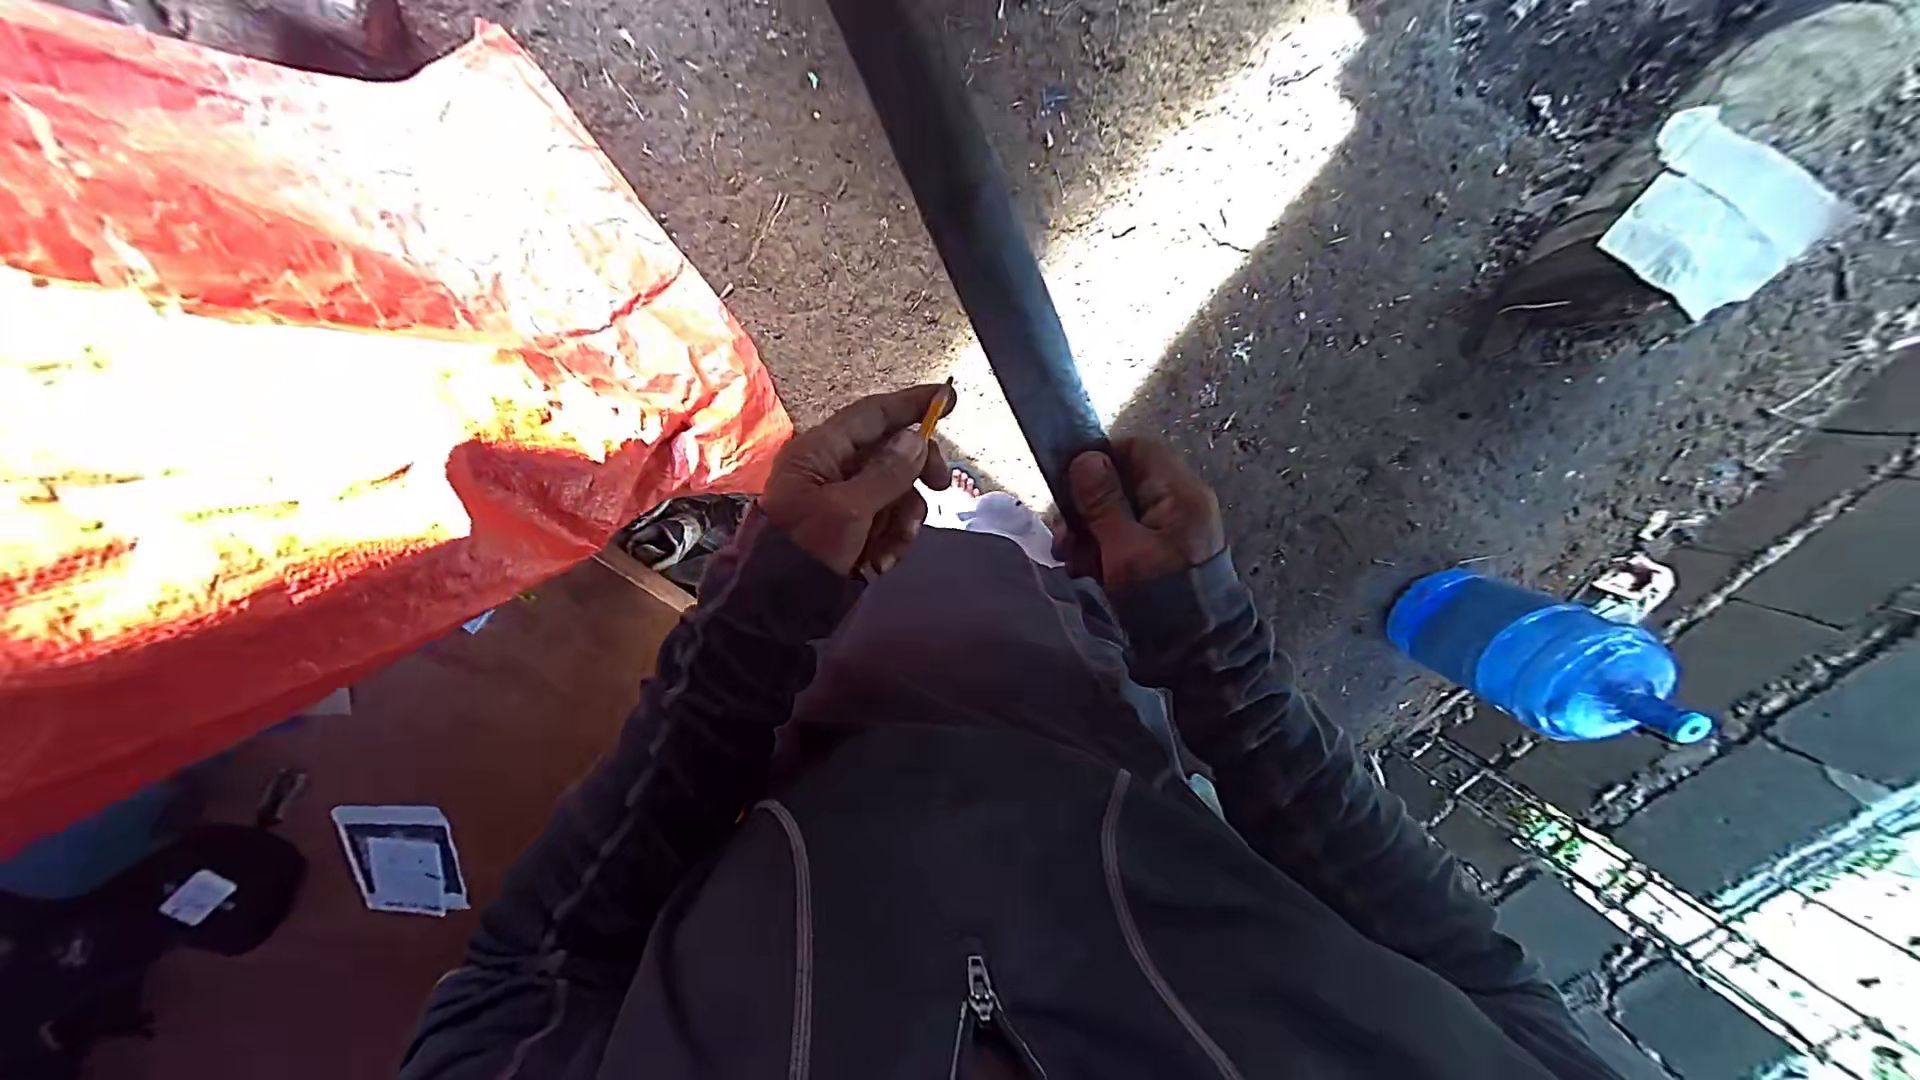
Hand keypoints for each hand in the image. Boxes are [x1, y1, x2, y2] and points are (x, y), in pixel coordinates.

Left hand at [760, 384, 954, 575]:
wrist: (776, 608)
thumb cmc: (805, 551)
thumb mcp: (848, 511)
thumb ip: (886, 473)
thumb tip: (915, 438)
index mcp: (821, 451)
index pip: (873, 414)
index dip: (912, 403)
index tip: (949, 396)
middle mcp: (834, 468)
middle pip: (892, 452)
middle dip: (918, 472)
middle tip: (942, 485)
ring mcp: (845, 499)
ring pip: (897, 491)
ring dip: (904, 520)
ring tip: (889, 549)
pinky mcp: (854, 526)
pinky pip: (889, 520)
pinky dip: (892, 539)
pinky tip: (879, 562)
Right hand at [1065, 437, 1224, 590]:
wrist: (1198, 654)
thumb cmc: (1164, 600)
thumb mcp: (1125, 551)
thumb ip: (1104, 504)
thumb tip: (1086, 458)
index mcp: (1179, 494)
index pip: (1137, 448)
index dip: (1100, 459)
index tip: (1070, 487)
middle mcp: (1177, 503)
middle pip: (1121, 481)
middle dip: (1086, 506)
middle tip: (1065, 537)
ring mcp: (1169, 527)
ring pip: (1116, 509)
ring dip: (1087, 531)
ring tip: (1072, 560)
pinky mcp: (1159, 549)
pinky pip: (1123, 533)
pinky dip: (1100, 547)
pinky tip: (1086, 569)